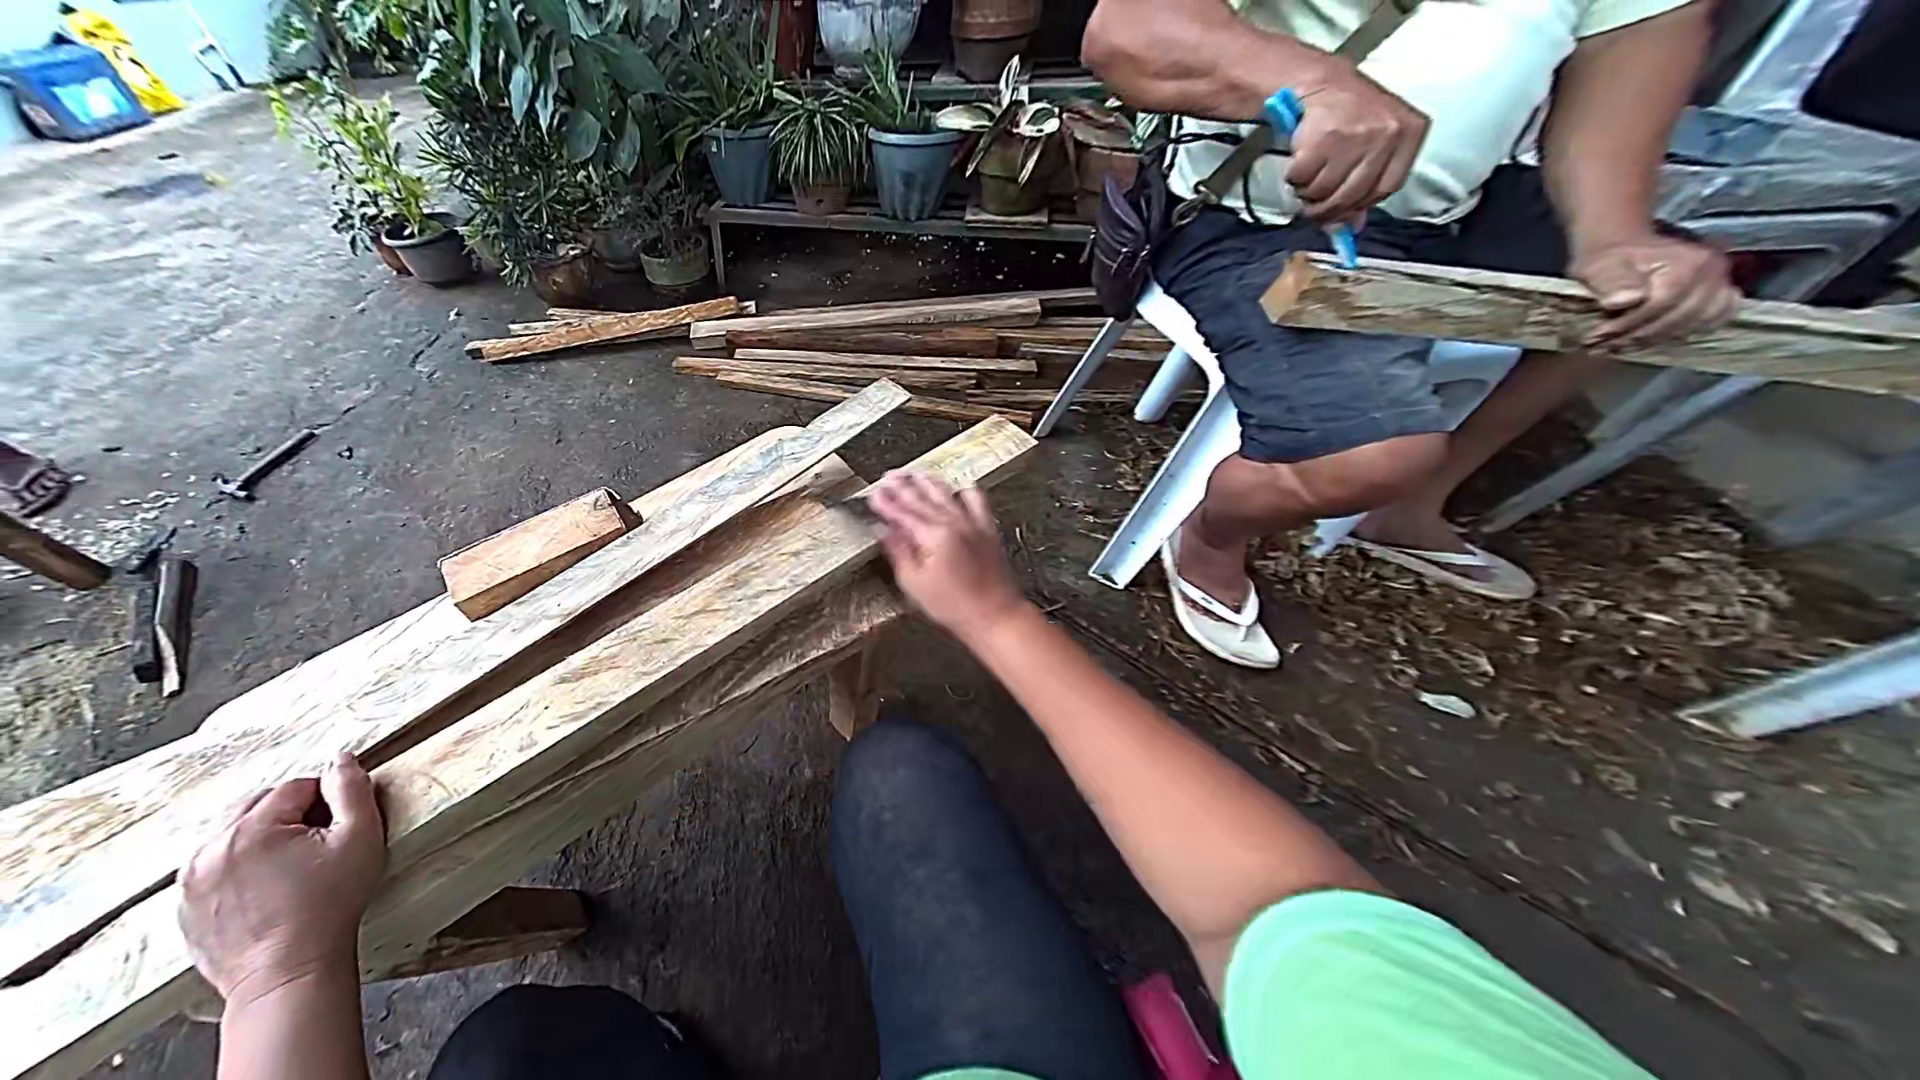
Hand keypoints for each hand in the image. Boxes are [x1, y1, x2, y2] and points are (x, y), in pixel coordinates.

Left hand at [179, 753, 385, 1009]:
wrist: (287, 970)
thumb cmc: (329, 903)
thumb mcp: (361, 836)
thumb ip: (352, 790)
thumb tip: (341, 759)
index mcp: (251, 829)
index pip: (295, 787)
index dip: (326, 801)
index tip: (339, 827)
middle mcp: (209, 849)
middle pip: (257, 805)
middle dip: (292, 814)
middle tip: (320, 842)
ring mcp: (190, 881)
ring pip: (233, 834)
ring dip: (265, 836)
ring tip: (295, 864)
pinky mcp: (185, 905)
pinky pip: (216, 865)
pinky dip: (243, 864)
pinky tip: (271, 885)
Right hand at [866, 471, 1028, 643]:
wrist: (994, 615)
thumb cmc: (957, 606)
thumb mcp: (915, 583)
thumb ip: (898, 551)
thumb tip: (883, 531)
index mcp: (933, 535)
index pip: (902, 513)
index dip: (885, 503)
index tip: (874, 495)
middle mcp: (954, 523)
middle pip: (922, 498)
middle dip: (902, 486)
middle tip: (888, 478)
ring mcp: (973, 524)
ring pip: (946, 493)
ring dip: (928, 483)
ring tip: (916, 474)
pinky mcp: (988, 529)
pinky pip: (977, 500)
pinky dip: (965, 491)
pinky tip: (958, 490)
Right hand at [1287, 59, 1427, 224]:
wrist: (1321, 84)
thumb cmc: (1348, 117)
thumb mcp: (1371, 147)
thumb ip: (1366, 186)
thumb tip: (1351, 228)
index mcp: (1409, 134)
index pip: (1385, 189)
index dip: (1359, 204)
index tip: (1342, 208)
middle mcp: (1389, 133)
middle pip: (1352, 196)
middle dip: (1326, 208)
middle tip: (1312, 204)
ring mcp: (1358, 135)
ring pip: (1324, 192)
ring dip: (1306, 192)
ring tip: (1307, 176)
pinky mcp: (1326, 139)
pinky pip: (1303, 179)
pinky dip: (1294, 178)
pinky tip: (1299, 163)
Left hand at [1572, 233, 1739, 344]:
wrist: (1624, 245)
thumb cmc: (1610, 257)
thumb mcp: (1599, 266)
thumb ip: (1613, 282)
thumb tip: (1624, 301)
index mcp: (1688, 262)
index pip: (1664, 304)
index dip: (1629, 325)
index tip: (1596, 337)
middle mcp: (1713, 270)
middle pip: (1681, 316)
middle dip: (1638, 336)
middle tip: (1602, 346)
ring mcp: (1721, 281)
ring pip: (1695, 323)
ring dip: (1654, 340)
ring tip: (1616, 346)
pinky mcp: (1719, 293)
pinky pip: (1708, 322)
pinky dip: (1677, 334)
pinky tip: (1644, 341)